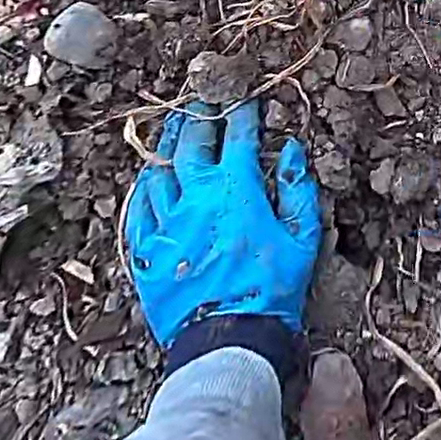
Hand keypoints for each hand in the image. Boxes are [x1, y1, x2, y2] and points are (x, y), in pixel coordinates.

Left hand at [125, 101, 320, 344]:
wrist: (230, 341)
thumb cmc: (274, 285)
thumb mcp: (304, 233)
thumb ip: (299, 186)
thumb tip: (292, 149)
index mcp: (237, 191)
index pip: (237, 136)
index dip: (242, 112)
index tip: (245, 98)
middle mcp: (196, 199)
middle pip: (190, 143)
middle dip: (199, 116)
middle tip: (203, 101)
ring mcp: (165, 225)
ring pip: (158, 171)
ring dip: (167, 144)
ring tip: (173, 127)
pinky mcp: (145, 253)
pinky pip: (136, 210)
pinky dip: (143, 187)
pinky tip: (149, 178)